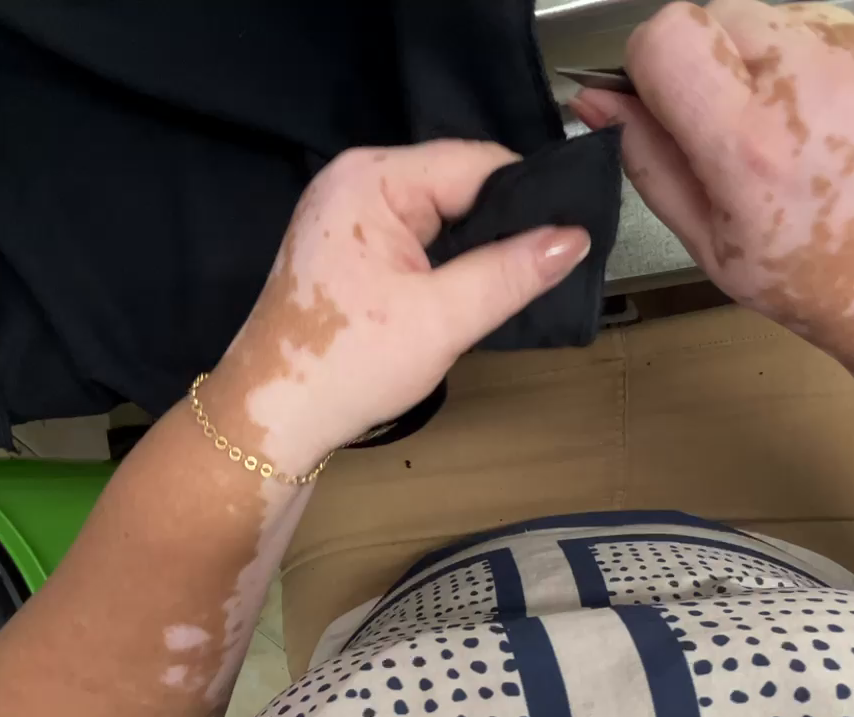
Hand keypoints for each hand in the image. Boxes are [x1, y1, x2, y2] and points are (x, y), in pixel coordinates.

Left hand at [200, 141, 590, 474]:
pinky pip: (415, 241)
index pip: (475, 163)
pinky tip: (466, 293)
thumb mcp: (441, 319)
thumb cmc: (348, 366)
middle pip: (456, 186)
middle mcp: (355, 182)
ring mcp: (347, 216)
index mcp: (371, 178)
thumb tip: (576, 238)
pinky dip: (445, 265)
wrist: (277, 417)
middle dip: (501, 227)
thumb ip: (510, 274)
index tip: (571, 235)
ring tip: (514, 284)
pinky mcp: (348, 250)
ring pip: (439, 218)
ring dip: (474, 251)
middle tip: (547, 268)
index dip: (528, 197)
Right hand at [570, 0, 853, 364]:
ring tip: (789, 135)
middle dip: (706, 64)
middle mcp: (815, 80)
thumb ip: (648, 161)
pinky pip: (828, 25)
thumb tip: (598, 102)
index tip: (664, 101)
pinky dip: (812, 65)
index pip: (668, 34)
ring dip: (760, 63)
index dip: (650, 64)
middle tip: (730, 131)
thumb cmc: (810, 279)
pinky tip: (830, 126)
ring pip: (771, 14)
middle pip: (714, 11)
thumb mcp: (705, 241)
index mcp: (752, 143)